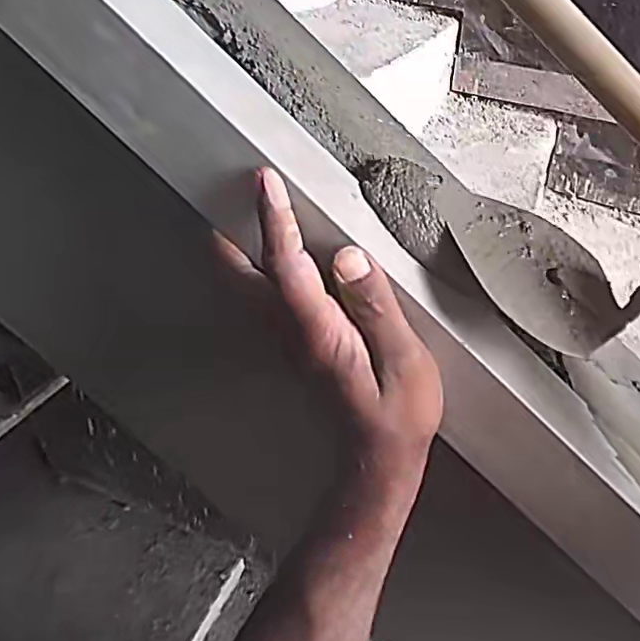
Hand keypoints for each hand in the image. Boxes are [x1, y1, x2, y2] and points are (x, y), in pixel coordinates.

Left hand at [216, 168, 442, 466]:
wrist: (379, 457)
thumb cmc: (396, 413)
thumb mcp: (404, 360)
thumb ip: (377, 306)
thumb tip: (351, 258)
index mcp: (320, 331)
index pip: (287, 264)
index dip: (274, 219)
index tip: (266, 183)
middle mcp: (294, 333)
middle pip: (244, 275)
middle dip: (235, 229)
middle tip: (241, 190)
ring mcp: (292, 339)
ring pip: (250, 284)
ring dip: (245, 244)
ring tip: (256, 208)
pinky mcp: (299, 342)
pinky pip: (267, 295)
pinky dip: (263, 264)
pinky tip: (279, 254)